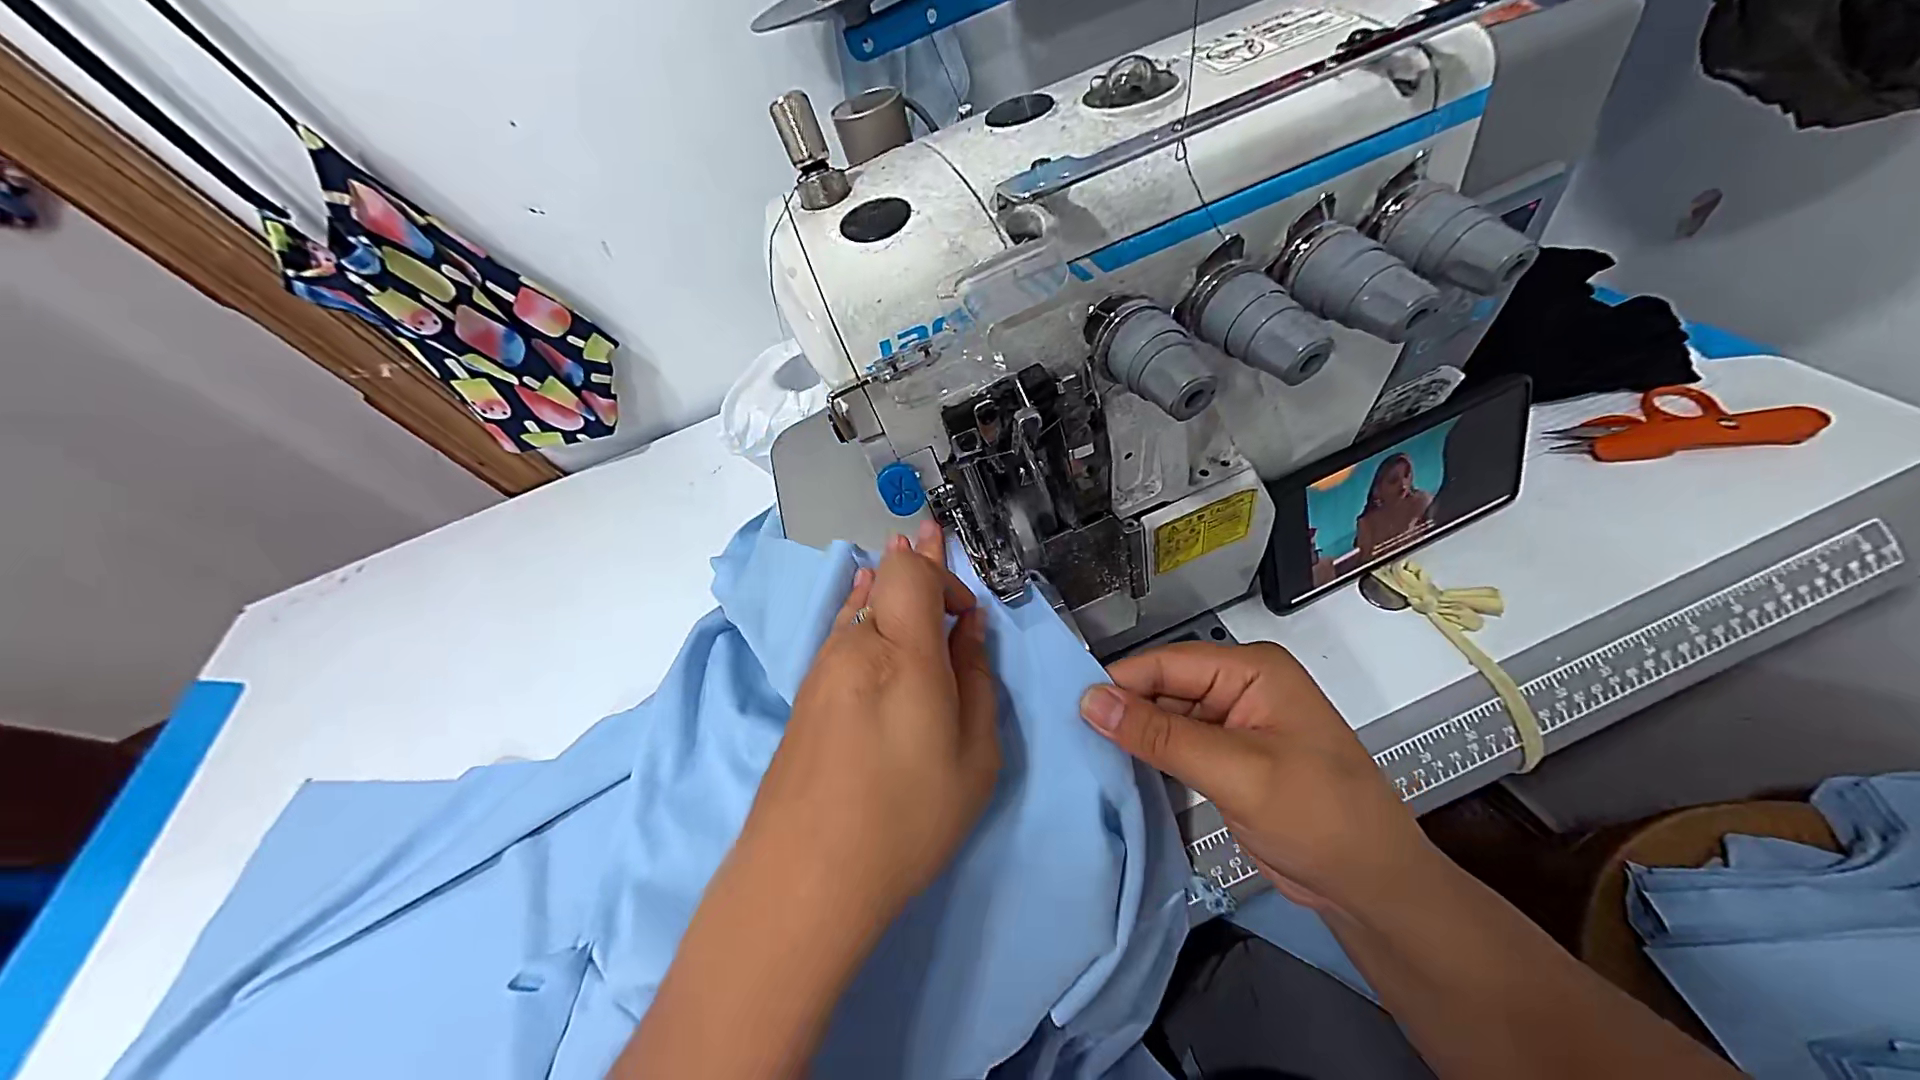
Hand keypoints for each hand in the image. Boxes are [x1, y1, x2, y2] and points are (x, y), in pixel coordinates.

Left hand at [738, 519, 1000, 923]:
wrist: (805, 876)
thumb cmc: (906, 816)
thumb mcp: (974, 755)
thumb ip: (976, 680)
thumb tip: (969, 631)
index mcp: (903, 651)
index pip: (910, 571)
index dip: (939, 567)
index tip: (963, 602)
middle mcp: (855, 645)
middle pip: (882, 579)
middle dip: (914, 560)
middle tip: (930, 534)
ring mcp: (822, 668)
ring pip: (857, 604)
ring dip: (886, 587)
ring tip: (905, 564)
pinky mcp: (805, 696)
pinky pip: (840, 634)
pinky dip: (862, 613)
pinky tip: (867, 613)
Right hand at [1079, 642, 1440, 919]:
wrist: (1371, 888)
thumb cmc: (1321, 818)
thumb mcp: (1237, 772)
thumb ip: (1160, 735)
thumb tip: (1091, 701)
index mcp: (1250, 669)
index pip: (1165, 664)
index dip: (1118, 684)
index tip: (1070, 710)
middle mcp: (1237, 687)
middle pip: (1161, 689)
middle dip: (1122, 712)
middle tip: (1069, 737)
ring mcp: (1231, 724)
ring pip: (1163, 718)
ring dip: (1132, 736)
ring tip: (1083, 753)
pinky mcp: (1225, 757)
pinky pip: (1174, 745)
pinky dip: (1149, 757)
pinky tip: (1117, 769)